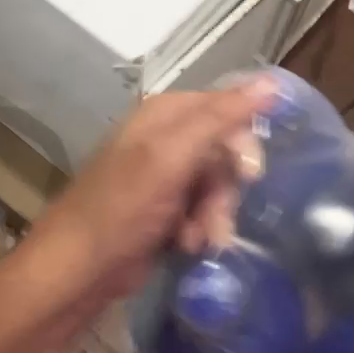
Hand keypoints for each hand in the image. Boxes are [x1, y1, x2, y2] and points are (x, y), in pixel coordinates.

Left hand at [19, 78, 275, 312]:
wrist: (81, 270)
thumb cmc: (122, 208)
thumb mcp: (172, 157)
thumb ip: (220, 118)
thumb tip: (273, 81)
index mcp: (165, 115)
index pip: (227, 109)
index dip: (243, 142)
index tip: (250, 174)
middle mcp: (167, 138)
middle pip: (226, 153)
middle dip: (226, 189)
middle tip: (218, 215)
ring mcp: (167, 176)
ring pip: (219, 187)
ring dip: (215, 216)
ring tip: (200, 239)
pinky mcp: (168, 211)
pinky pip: (204, 212)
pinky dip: (202, 230)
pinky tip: (188, 246)